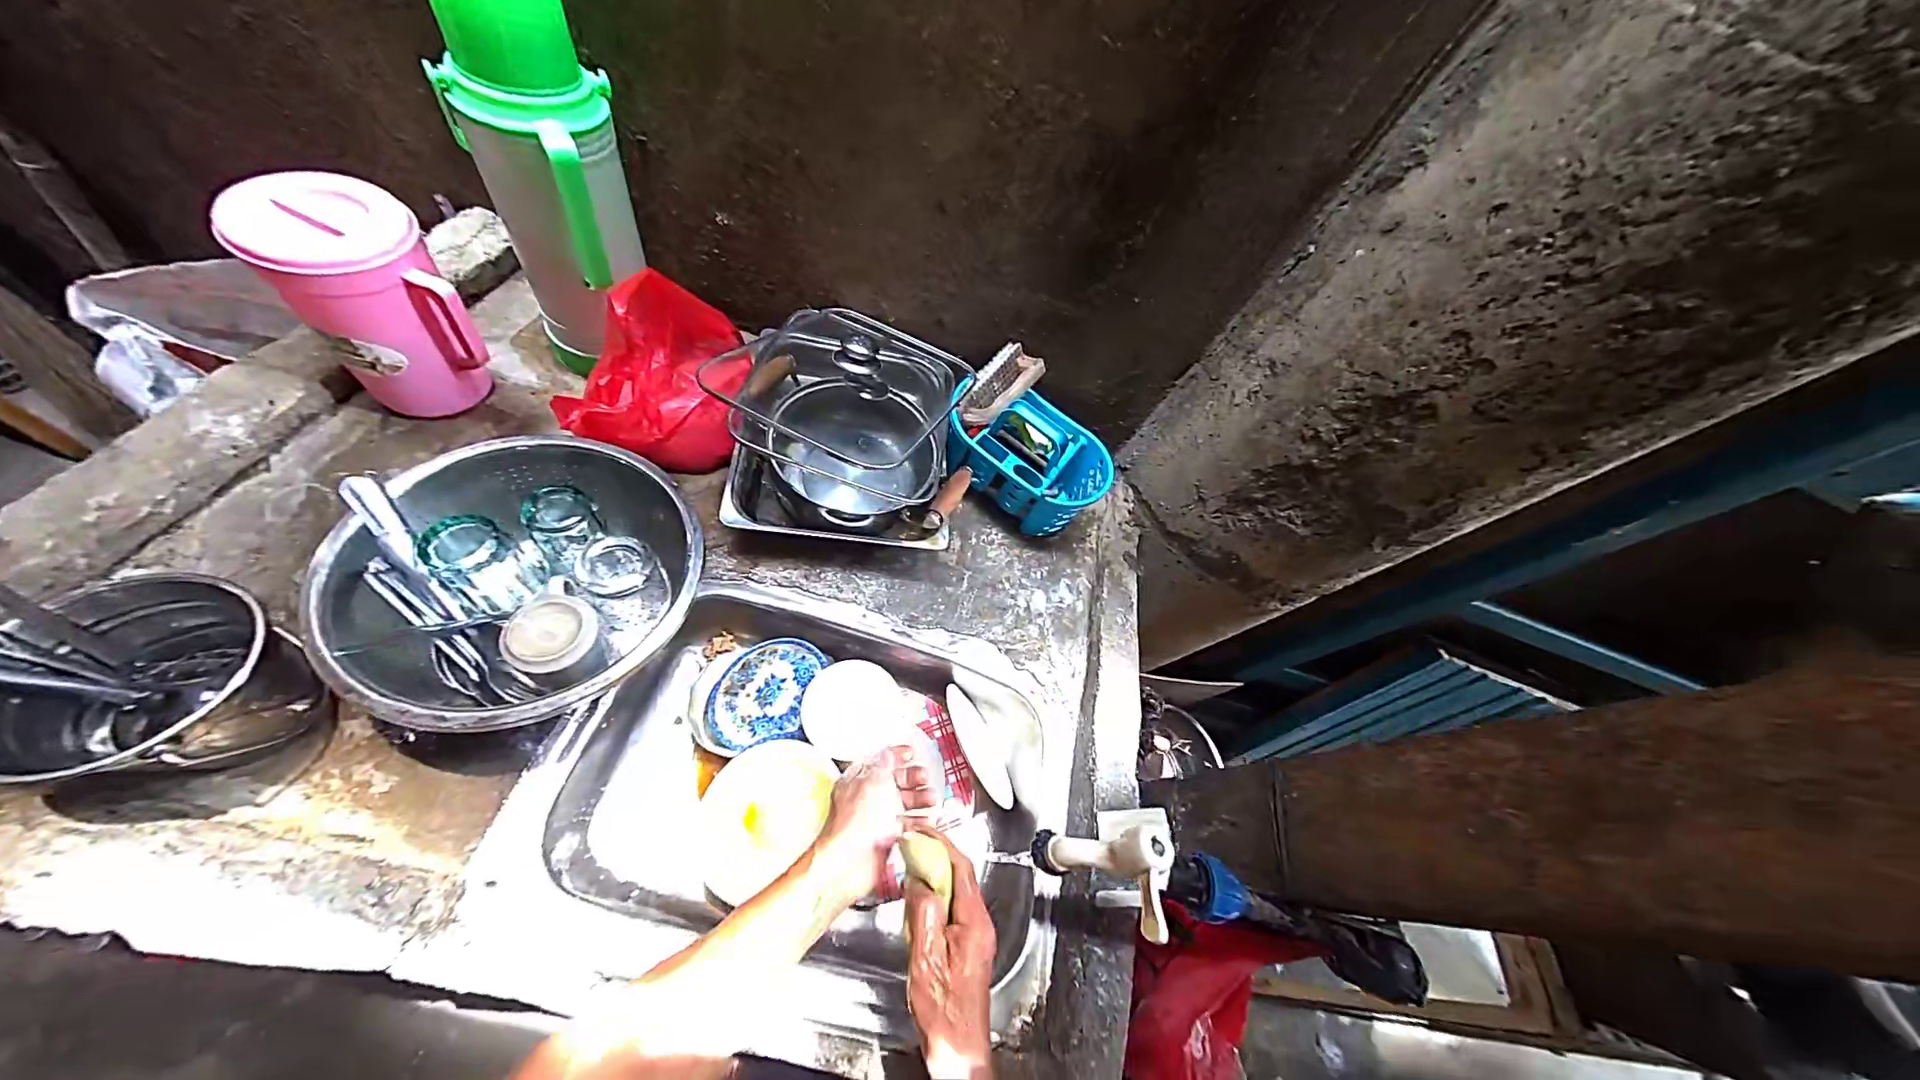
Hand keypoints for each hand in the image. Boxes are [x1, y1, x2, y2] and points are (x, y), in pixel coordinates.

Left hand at [812, 745, 934, 902]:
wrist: (849, 861)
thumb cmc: (856, 820)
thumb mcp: (873, 782)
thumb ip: (883, 766)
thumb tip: (888, 754)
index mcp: (859, 781)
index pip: (878, 762)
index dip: (895, 756)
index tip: (910, 753)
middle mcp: (867, 799)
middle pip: (894, 782)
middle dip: (913, 779)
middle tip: (925, 779)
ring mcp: (876, 819)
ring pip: (902, 804)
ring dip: (919, 799)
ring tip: (931, 799)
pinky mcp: (885, 838)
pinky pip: (905, 825)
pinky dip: (917, 821)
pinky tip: (926, 819)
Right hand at [905, 828, 995, 1079]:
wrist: (958, 1047)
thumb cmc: (944, 1013)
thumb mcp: (925, 959)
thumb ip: (924, 914)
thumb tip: (920, 881)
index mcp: (974, 922)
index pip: (961, 867)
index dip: (940, 843)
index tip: (921, 831)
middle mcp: (980, 924)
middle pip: (961, 874)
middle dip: (937, 854)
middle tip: (914, 842)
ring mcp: (975, 934)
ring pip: (956, 889)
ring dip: (935, 873)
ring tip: (912, 863)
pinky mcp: (967, 944)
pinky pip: (952, 905)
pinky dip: (936, 893)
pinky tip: (919, 897)